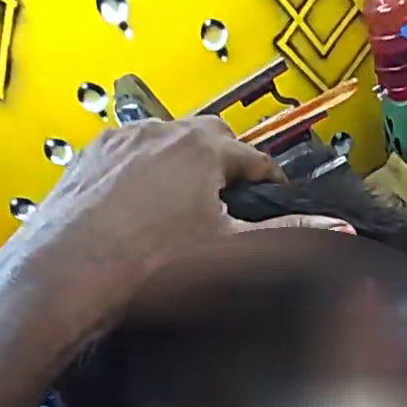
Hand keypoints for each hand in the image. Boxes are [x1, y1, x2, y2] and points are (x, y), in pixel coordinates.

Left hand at [0, 118, 334, 341]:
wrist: (68, 275)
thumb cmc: (149, 265)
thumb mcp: (229, 250)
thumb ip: (287, 235)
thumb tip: (339, 229)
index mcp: (201, 148)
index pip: (252, 157)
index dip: (269, 180)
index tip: (273, 196)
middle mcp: (159, 132)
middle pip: (209, 138)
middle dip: (226, 163)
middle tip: (229, 199)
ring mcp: (117, 141)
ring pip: (165, 143)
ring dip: (182, 164)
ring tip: (184, 205)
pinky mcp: (87, 158)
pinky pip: (128, 155)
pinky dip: (144, 171)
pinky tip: (140, 208)